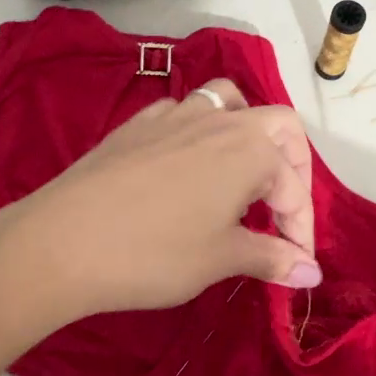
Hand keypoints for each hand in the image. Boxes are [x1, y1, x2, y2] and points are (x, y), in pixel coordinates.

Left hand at [0, 78, 318, 324]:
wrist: (62, 241)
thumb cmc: (154, 253)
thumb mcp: (220, 259)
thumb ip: (271, 258)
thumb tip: (312, 271)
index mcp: (249, 149)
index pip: (293, 187)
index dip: (301, 227)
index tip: (297, 264)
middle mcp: (217, 120)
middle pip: (275, 125)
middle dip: (290, 164)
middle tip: (282, 209)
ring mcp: (172, 116)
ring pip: (226, 104)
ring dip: (246, 134)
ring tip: (242, 176)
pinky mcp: (135, 125)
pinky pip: (182, 113)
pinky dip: (198, 133)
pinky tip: (185, 168)